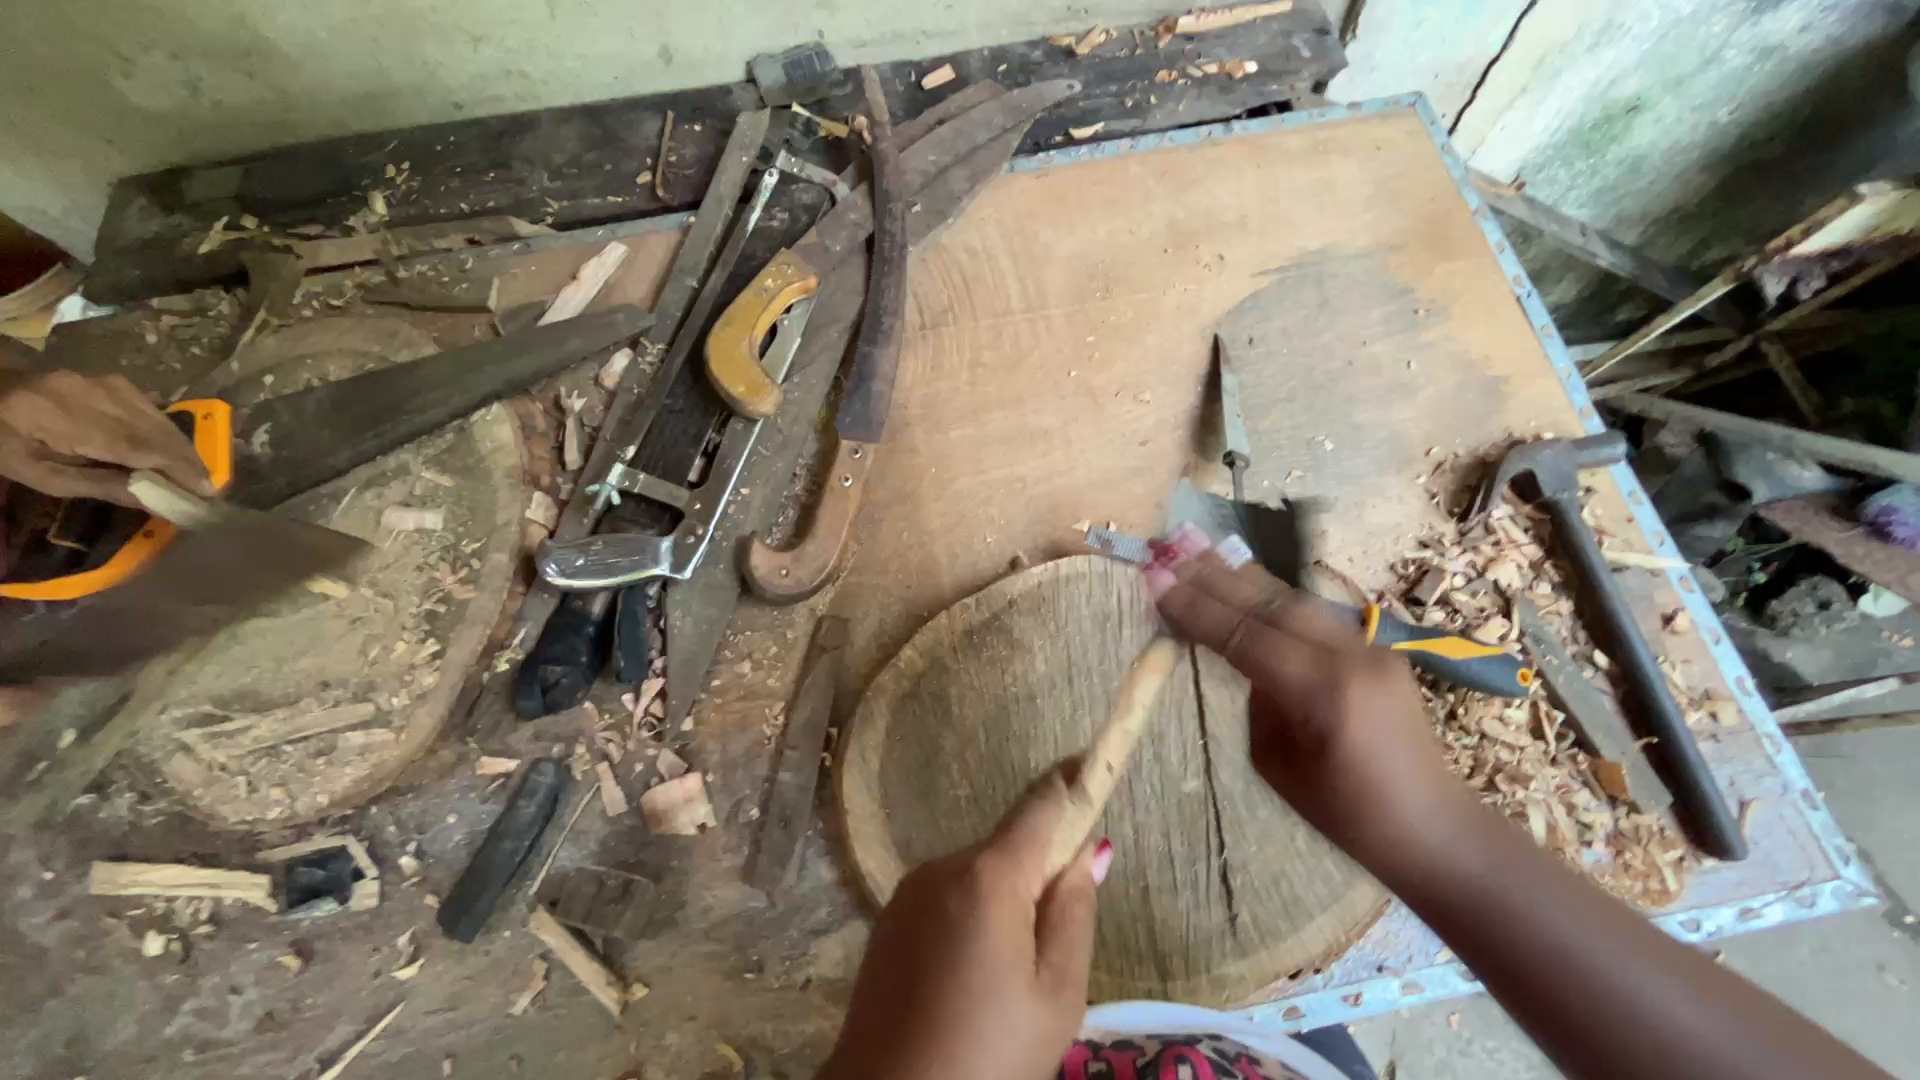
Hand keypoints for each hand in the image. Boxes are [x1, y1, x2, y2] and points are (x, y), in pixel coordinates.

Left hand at [0, 370, 212, 507]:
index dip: (177, 469)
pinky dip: (169, 433)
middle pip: (155, 432)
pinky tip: (176, 450)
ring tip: (196, 473)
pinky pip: (154, 410)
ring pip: (161, 421)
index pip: (136, 446)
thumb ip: (98, 485)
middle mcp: (89, 392)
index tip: (206, 492)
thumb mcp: (39, 474)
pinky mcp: (115, 380)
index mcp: (57, 417)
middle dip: (187, 461)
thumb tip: (157, 500)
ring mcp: (104, 382)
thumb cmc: (2, 442)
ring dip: (183, 448)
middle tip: (208, 487)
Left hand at [823, 766, 1112, 1079]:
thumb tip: (1091, 850)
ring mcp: (909, 891)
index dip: (1071, 781)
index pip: (1040, 805)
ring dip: (1005, 900)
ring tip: (1011, 979)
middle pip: (1009, 847)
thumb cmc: (987, 1059)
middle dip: (1040, 871)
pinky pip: (948, 898)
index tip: (1094, 765)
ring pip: (978, 876)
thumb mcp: (1056, 997)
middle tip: (1056, 943)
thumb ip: (1075, 912)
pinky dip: (973, 918)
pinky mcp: (888, 918)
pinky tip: (970, 980)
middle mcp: (942, 866)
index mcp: (988, 877)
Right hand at [1144, 524, 1469, 866]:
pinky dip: (1271, 596)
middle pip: (1270, 603)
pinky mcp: (1378, 646)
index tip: (1155, 581)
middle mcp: (1350, 656)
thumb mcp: (1274, 760)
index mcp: (1321, 693)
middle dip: (1212, 577)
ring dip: (1240, 576)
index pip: (1245, 636)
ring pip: (1293, 598)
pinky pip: (1314, 613)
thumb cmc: (1343, 813)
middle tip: (1167, 551)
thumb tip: (1242, 655)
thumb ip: (1256, 696)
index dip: (1196, 608)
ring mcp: (1371, 646)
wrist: (1430, 824)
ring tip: (1196, 552)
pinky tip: (1242, 580)